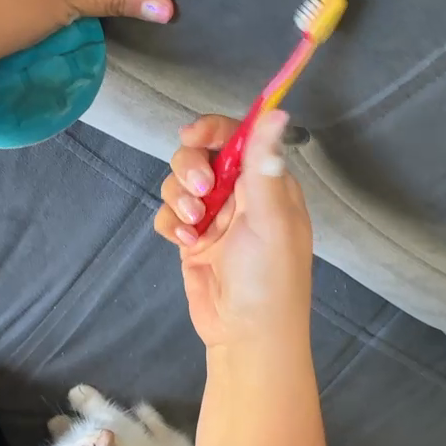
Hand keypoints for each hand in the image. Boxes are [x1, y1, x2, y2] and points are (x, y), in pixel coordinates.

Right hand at [154, 111, 313, 349]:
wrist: (245, 335)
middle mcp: (239, 195)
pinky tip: (184, 244)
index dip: (212, 131)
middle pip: (200, 155)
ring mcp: (213, 218)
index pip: (237, 138)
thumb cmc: (269, 276)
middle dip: (189, 169)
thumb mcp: (270, 218)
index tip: (192, 136)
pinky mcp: (191, 240)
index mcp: (267, 184)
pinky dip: (170, 225)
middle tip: (199, 192)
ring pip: (178, 183)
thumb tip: (277, 110)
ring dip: (178, 198)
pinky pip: (168, 215)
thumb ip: (263, 164)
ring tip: (193, 226)